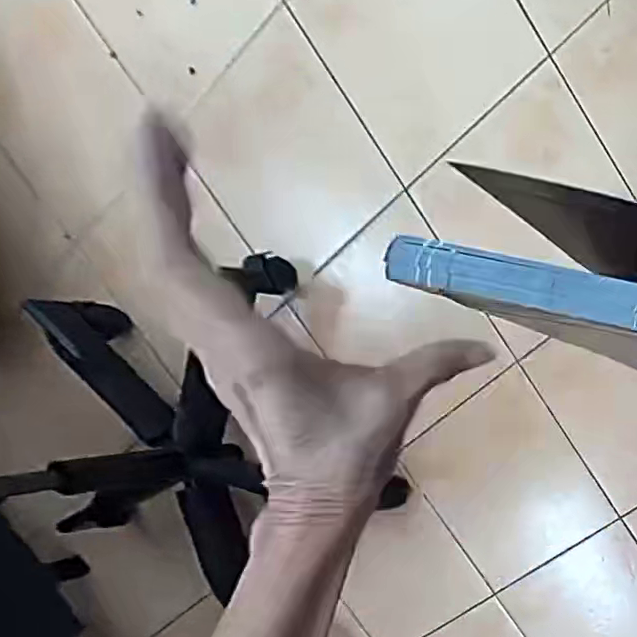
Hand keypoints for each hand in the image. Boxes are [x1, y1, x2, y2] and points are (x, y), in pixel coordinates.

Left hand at [137, 117, 493, 521]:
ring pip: (163, 273)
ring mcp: (215, 350)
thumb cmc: (345, 456)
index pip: (181, 260)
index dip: (162, 193)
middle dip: (152, 187)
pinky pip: (185, 293)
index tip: (164, 133)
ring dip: (161, 216)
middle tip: (164, 132)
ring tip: (174, 168)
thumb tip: (484, 348)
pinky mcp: (227, 356)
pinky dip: (179, 249)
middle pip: (157, 253)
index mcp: (247, 346)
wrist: (313, 505)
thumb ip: (434, 366)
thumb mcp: (393, 402)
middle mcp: (215, 340)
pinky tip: (195, 233)